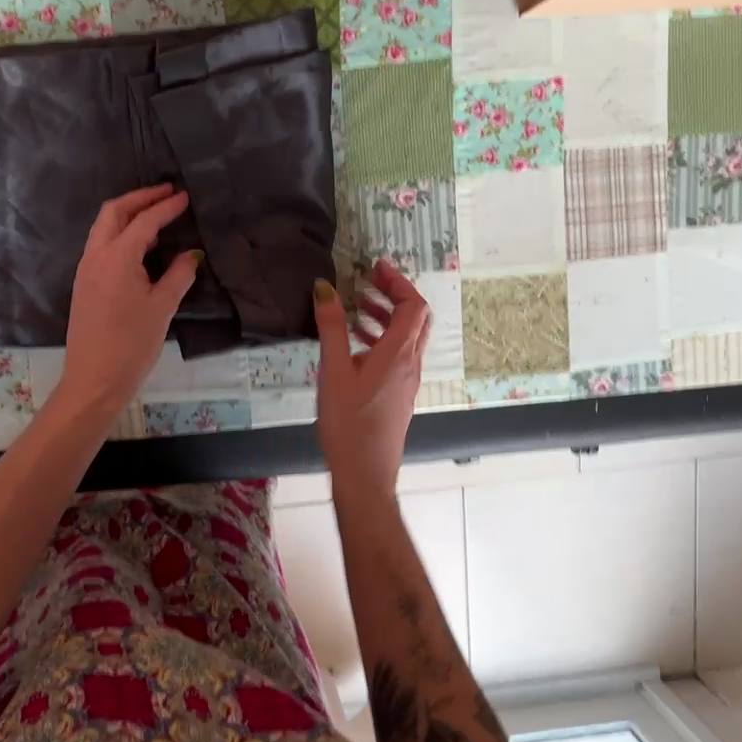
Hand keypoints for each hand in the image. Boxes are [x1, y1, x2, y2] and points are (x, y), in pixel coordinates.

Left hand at [50, 185, 201, 426]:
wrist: (94, 380)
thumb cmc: (132, 345)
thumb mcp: (162, 307)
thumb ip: (179, 274)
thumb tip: (192, 254)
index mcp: (116, 257)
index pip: (144, 221)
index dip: (166, 206)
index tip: (184, 196)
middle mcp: (95, 256)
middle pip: (113, 212)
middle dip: (139, 199)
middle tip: (166, 194)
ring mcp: (85, 269)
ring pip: (103, 227)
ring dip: (127, 215)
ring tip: (155, 216)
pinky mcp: (83, 284)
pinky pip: (100, 245)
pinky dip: (120, 234)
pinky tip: (140, 245)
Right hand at [313, 260, 428, 501]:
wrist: (365, 474)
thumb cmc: (348, 423)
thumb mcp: (334, 370)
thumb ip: (331, 327)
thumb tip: (325, 287)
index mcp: (399, 354)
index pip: (414, 305)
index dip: (398, 281)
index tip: (375, 266)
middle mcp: (410, 364)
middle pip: (416, 319)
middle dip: (394, 294)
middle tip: (367, 281)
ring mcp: (407, 381)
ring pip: (406, 338)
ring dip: (386, 316)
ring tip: (355, 307)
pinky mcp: (397, 395)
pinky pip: (397, 355)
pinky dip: (380, 338)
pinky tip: (354, 344)